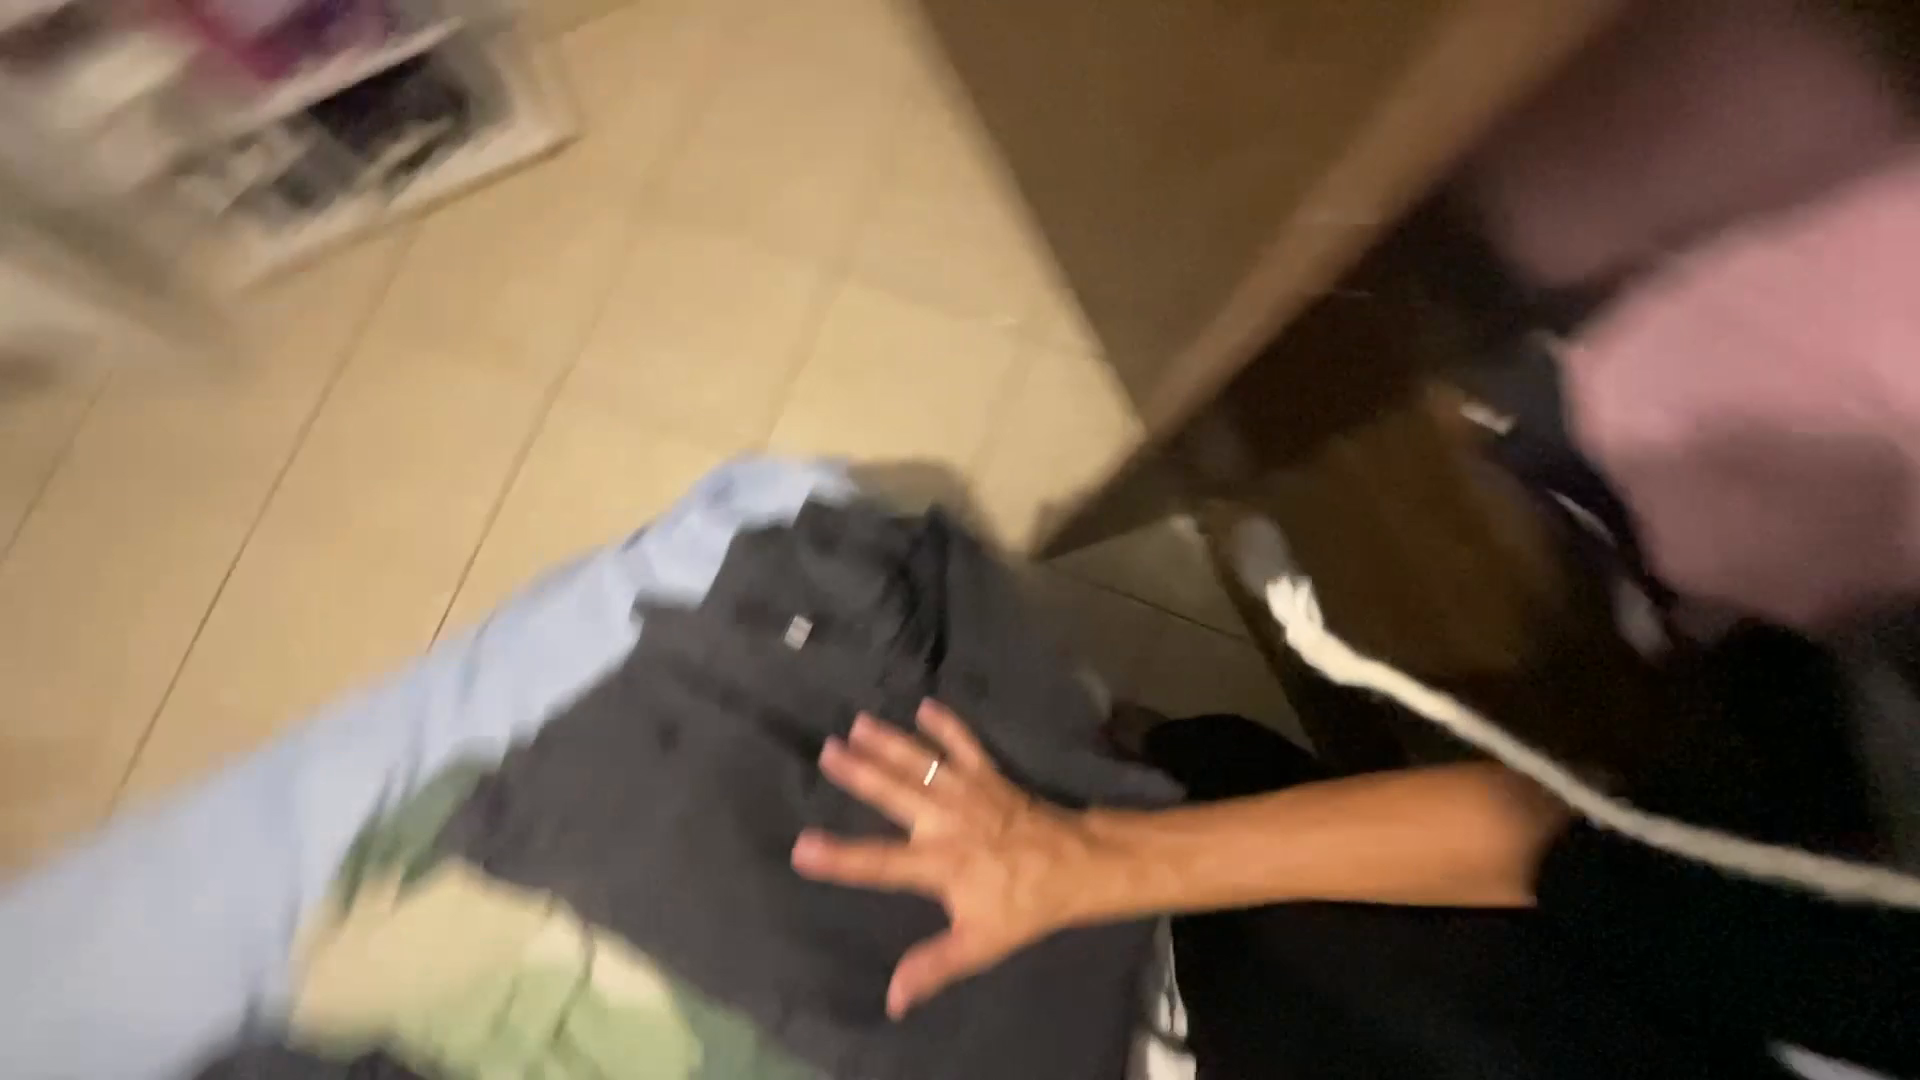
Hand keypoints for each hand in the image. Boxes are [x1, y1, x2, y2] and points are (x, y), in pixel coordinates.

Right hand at [791, 699, 1108, 1017]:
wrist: (1074, 865)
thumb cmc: (1023, 905)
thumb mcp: (980, 944)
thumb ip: (934, 966)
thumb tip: (892, 1000)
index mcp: (938, 862)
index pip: (879, 862)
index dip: (839, 857)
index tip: (801, 847)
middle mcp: (945, 819)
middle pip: (894, 792)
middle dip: (859, 772)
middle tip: (827, 750)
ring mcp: (967, 790)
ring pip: (920, 762)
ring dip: (890, 742)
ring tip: (859, 724)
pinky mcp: (988, 773)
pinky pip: (964, 743)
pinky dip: (947, 724)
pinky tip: (926, 705)